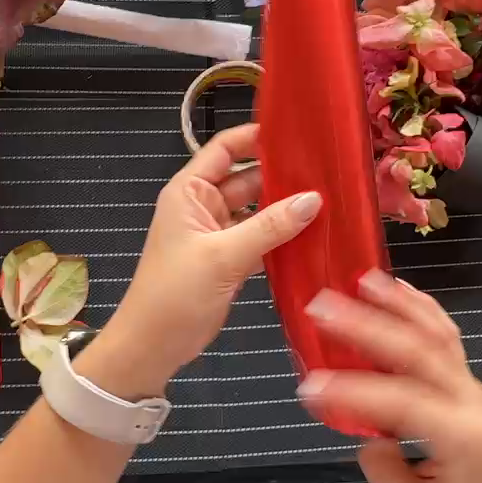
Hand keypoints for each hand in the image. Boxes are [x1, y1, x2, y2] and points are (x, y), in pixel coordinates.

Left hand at [80, 124, 319, 398]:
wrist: (151, 348)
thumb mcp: (223, 256)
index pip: (224, 148)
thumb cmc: (175, 293)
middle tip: (326, 170)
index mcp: (189, 191)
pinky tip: (314, 232)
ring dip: (285, 206)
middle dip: (281, 174)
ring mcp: (217, 232)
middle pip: (247, 178)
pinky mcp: (229, 258)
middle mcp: (203, 204)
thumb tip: (314, 199)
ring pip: (257, 209)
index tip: (296, 134)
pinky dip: (281, 235)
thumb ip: (269, 226)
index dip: (256, 137)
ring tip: (330, 197)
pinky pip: (260, 236)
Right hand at [298, 271, 481, 482]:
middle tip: (323, 308)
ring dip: (395, 303)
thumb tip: (367, 431)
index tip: (310, 386)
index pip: (403, 403)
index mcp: (459, 437)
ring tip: (361, 280)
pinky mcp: (464, 374)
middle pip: (417, 351)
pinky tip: (396, 285)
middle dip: (368, 326)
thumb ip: (384, 469)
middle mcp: (467, 399)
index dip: (355, 391)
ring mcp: (468, 382)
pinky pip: (443, 332)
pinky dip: (419, 304)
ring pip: (433, 332)